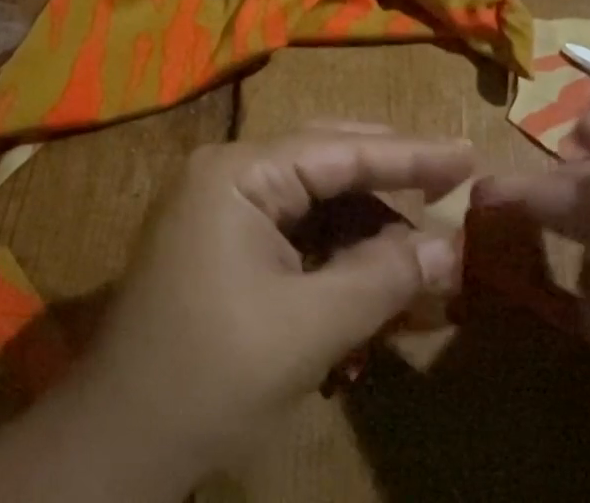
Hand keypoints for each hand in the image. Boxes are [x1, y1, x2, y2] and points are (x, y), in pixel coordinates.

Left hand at [0, 125, 470, 502]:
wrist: (120, 439)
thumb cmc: (213, 373)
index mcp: (237, 174)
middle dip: (388, 188)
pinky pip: (290, 238)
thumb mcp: (312, 326)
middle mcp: (224, 177)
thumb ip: (385, 277)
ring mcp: (216, 213)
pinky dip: (333, 261)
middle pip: (324, 166)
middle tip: (452, 194)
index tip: (470, 154)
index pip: (339, 150)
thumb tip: (451, 250)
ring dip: (364, 235)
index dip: (410, 154)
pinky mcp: (217, 250)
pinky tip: (370, 289)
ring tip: (421, 264)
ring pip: (310, 206)